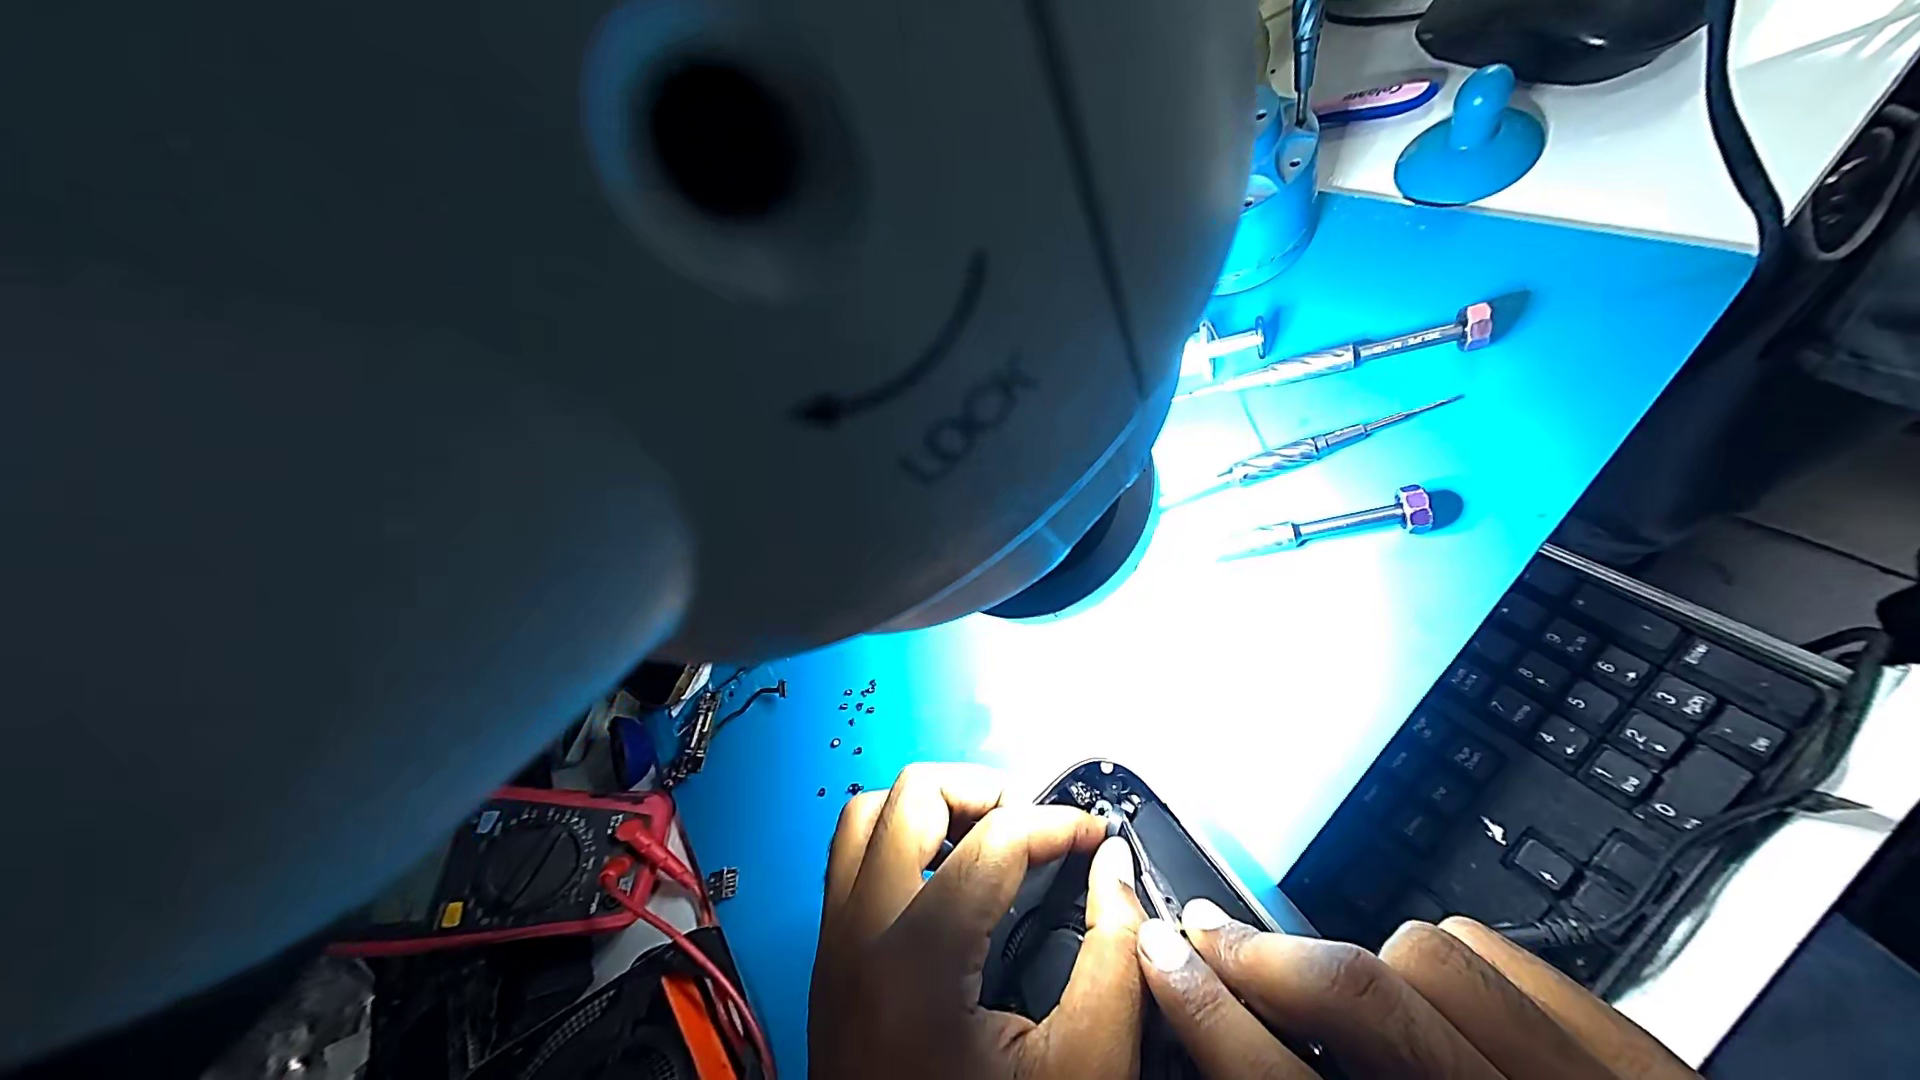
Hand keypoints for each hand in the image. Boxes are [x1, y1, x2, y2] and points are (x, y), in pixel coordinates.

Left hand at [809, 764, 1148, 1079]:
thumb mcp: (1081, 1073)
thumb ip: (1114, 960)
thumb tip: (1113, 869)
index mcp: (912, 965)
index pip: (994, 838)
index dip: (1058, 822)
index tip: (1091, 834)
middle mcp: (856, 939)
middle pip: (911, 795)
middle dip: (984, 791)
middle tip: (1031, 825)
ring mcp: (832, 946)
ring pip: (866, 815)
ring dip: (930, 806)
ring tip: (986, 835)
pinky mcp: (829, 958)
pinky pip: (851, 857)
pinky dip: (900, 837)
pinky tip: (947, 873)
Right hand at [1137, 901, 1700, 1079]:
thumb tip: (1229, 1042)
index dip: (1207, 1011)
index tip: (1163, 957)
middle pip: (1357, 996)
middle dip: (1257, 954)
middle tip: (1206, 932)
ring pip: (1428, 956)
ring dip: (1363, 962)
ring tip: (1342, 986)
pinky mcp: (1658, 1074)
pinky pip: (1509, 958)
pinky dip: (1452, 962)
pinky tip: (1439, 1000)